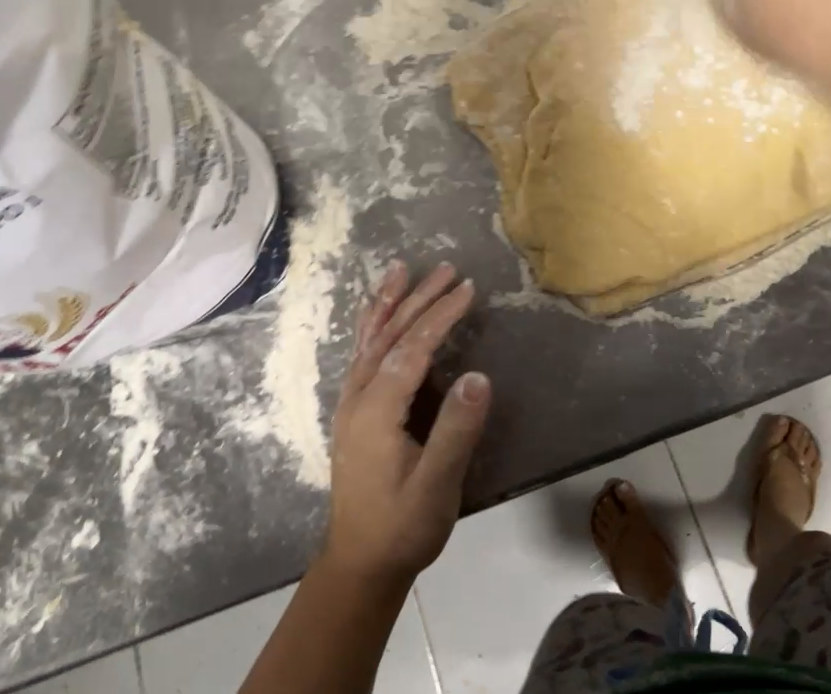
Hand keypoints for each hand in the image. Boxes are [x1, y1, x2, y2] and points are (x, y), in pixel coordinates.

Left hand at [324, 261, 489, 584]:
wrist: (361, 561)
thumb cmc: (404, 526)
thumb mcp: (436, 486)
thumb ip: (456, 431)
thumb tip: (479, 376)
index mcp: (377, 413)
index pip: (411, 351)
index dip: (440, 317)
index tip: (468, 289)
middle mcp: (358, 399)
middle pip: (388, 336)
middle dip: (418, 299)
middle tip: (448, 268)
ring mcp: (351, 405)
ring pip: (369, 341)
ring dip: (388, 303)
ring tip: (401, 269)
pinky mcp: (354, 412)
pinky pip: (361, 356)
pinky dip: (371, 326)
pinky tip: (377, 313)